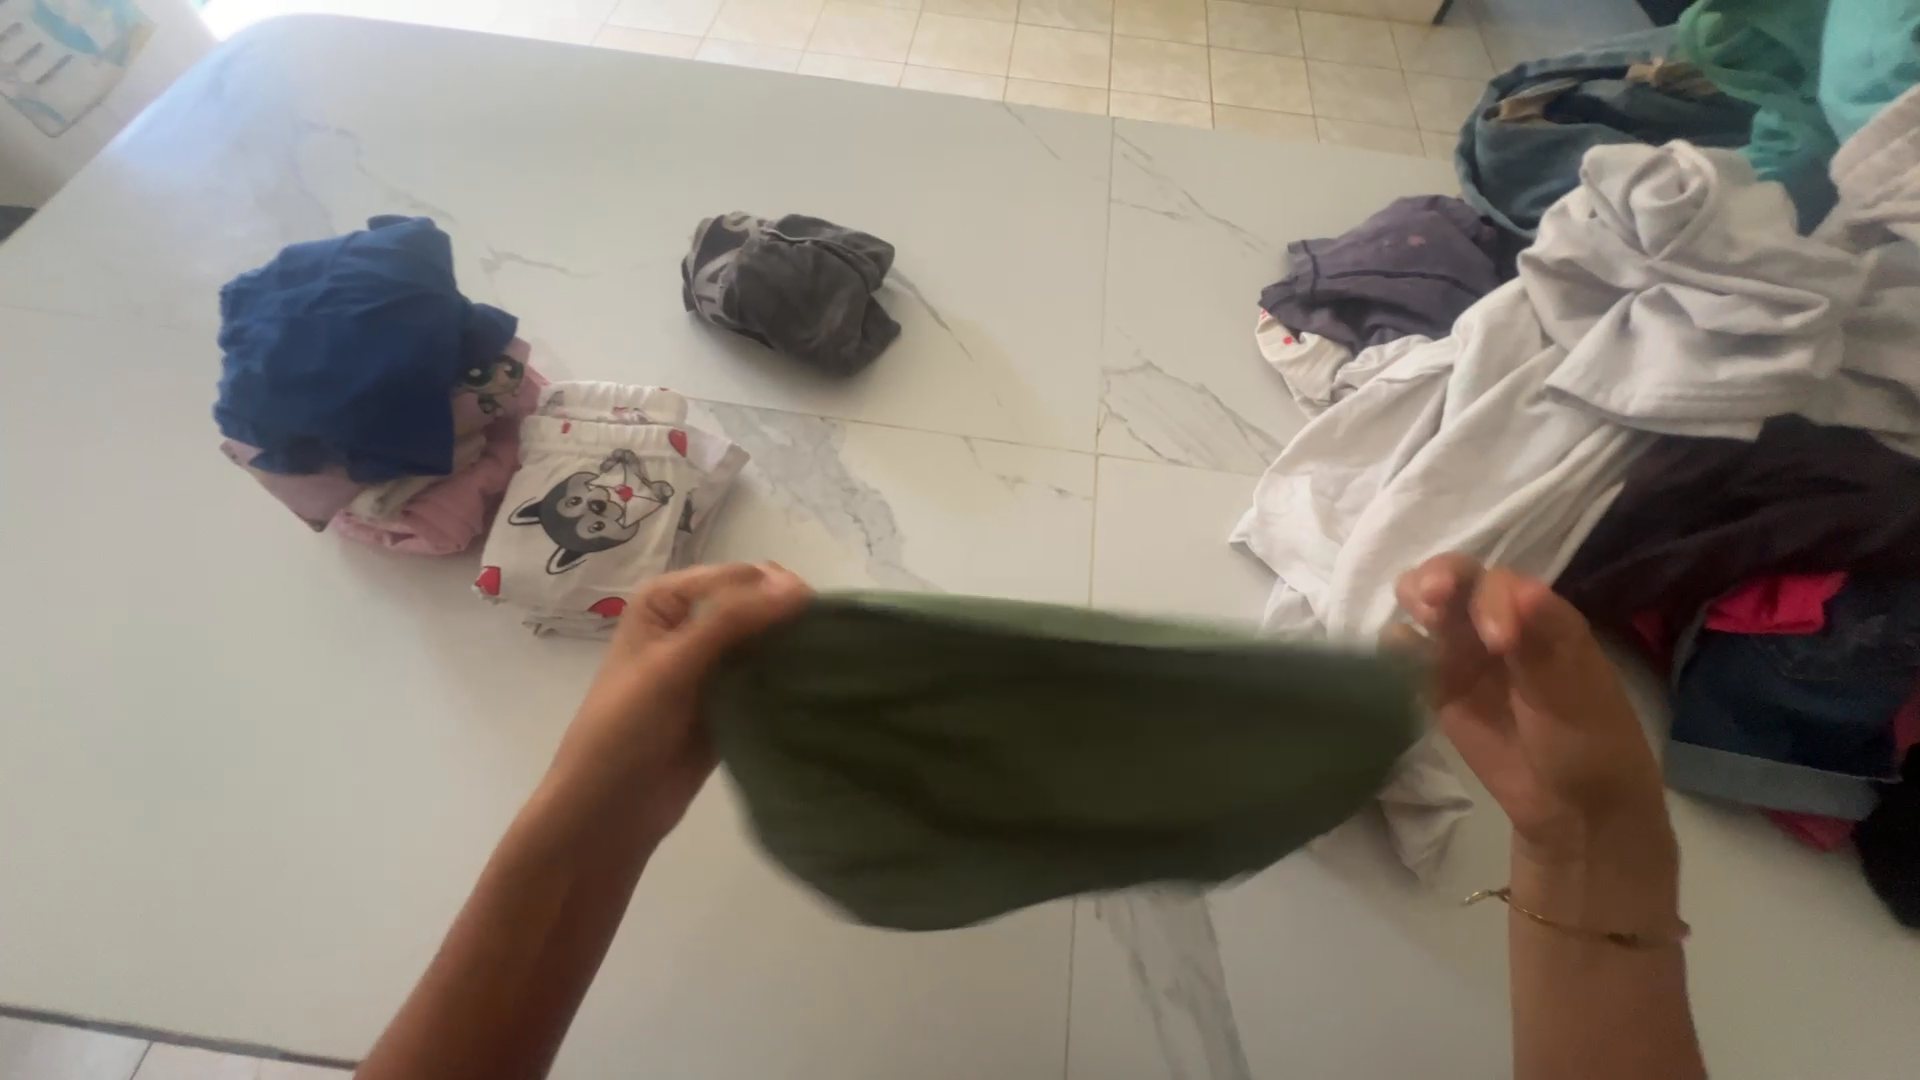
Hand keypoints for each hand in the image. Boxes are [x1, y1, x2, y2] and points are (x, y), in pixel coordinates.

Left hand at [555, 562, 811, 839]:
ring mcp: (713, 660)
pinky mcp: (731, 695)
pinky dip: (789, 674)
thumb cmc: (625, 729)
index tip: (814, 619)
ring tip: (824, 663)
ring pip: (768, 637)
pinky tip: (812, 684)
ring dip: (793, 645)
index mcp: (669, 598)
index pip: (739, 577)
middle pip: (758, 602)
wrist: (608, 812)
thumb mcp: (673, 664)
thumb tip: (800, 588)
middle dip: (789, 616)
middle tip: (821, 643)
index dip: (777, 592)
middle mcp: (692, 620)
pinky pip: (769, 672)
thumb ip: (733, 621)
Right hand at [1387, 554, 1672, 873]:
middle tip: (1430, 601)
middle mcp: (1493, 623)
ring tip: (1415, 630)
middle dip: (1434, 579)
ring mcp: (1459, 652)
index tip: (1497, 641)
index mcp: (1537, 616)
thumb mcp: (1576, 692)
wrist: (1569, 808)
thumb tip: (1521, 586)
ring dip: (1411, 604)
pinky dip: (1394, 648)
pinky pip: (1402, 651)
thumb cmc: (1590, 743)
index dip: (1488, 600)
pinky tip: (1400, 665)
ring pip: (1420, 605)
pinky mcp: (1432, 683)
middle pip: (1452, 578)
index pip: (1498, 584)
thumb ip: (1545, 640)